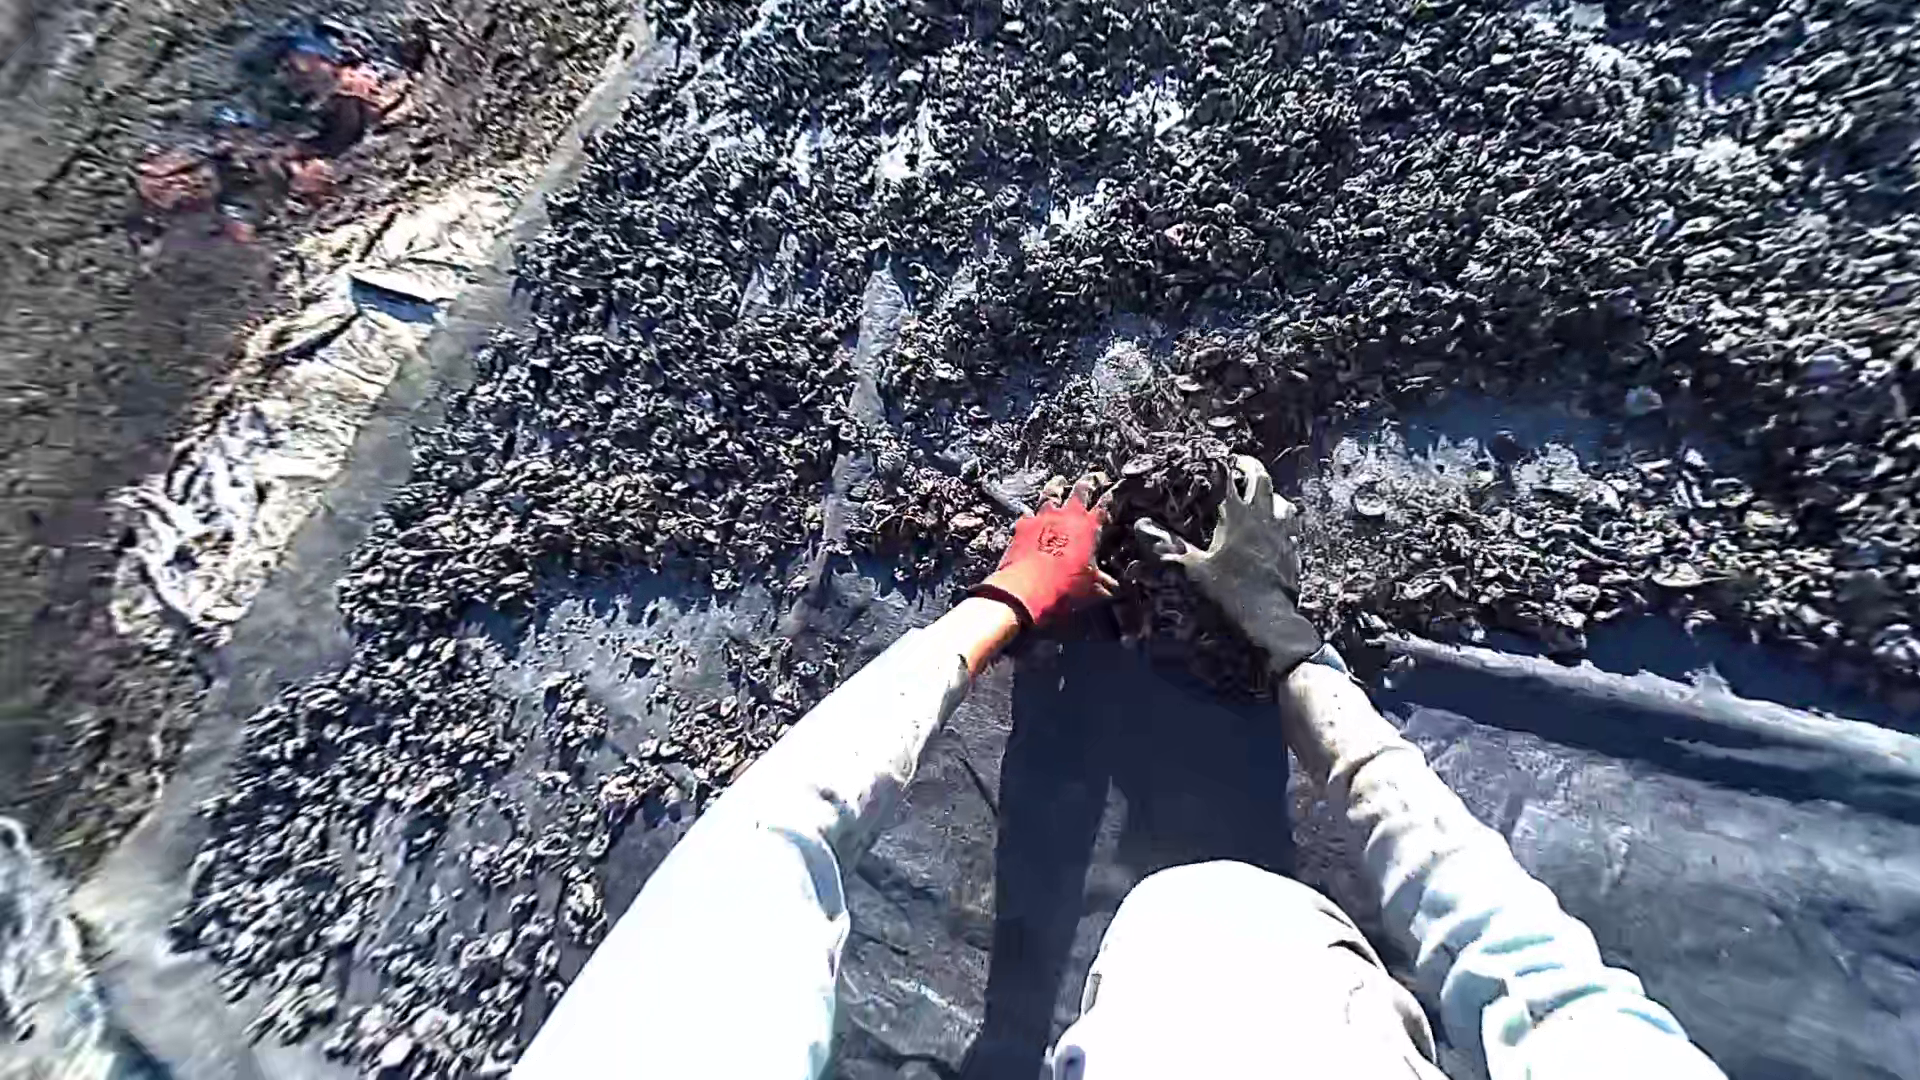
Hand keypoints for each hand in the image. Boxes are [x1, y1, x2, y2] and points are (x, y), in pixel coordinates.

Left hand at [970, 473, 1117, 628]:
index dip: (1112, 496)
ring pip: (1052, 493)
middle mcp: (1067, 516)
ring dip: (1057, 487)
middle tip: (1094, 478)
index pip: (1106, 505)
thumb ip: (1102, 583)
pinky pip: (1028, 513)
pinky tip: (1031, 514)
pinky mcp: (1023, 524)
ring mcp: (1043, 516)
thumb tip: (1112, 588)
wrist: (1026, 587)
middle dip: (1089, 482)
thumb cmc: (1063, 587)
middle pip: (1081, 490)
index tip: (1116, 490)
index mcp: (1089, 527)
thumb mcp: (1090, 588)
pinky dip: (1032, 514)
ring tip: (1060, 481)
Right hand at [1134, 455, 1322, 674]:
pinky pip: (1290, 529)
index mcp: (1238, 517)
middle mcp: (1264, 520)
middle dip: (1248, 468)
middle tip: (1236, 465)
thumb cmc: (1227, 597)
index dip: (1218, 464)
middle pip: (1261, 481)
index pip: (1228, 478)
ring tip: (1257, 496)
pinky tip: (1272, 532)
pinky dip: (1280, 522)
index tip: (1209, 456)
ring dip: (1269, 495)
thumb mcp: (1188, 572)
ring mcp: (1283, 537)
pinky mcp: (1293, 556)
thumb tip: (1141, 524)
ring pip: (1282, 503)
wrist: (1271, 629)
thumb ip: (1165, 547)